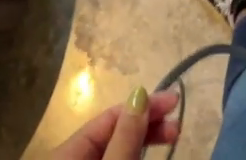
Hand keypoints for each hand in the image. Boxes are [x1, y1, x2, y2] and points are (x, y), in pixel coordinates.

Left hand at [51, 87, 180, 159]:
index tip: (174, 100)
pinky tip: (150, 154)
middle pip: (113, 133)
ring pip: (116, 150)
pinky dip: (133, 156)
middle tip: (178, 124)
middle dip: (147, 125)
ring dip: (144, 141)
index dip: (143, 106)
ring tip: (173, 136)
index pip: (109, 116)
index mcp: (66, 150)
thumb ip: (125, 137)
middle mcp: (71, 157)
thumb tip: (141, 92)